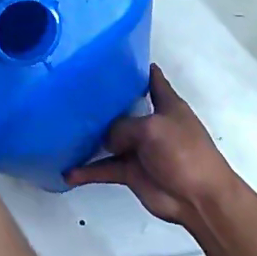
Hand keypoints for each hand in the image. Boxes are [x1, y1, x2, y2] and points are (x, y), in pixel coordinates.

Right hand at [66, 66, 243, 225]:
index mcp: (167, 105)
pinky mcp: (132, 172)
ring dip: (88, 139)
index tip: (111, 58)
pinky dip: (87, 171)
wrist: (197, 197)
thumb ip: (124, 127)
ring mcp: (141, 149)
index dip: (136, 69)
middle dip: (101, 104)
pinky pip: (105, 168)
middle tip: (67, 94)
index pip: (153, 80)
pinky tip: (68, 173)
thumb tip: (107, 140)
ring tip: (59, 132)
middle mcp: (152, 124)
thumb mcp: (152, 128)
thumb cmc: (183, 153)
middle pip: (123, 109)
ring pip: (109, 140)